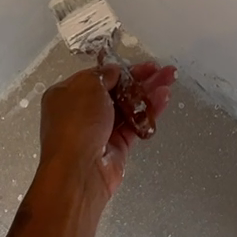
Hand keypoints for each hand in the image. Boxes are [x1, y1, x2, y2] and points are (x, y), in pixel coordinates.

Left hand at [37, 62, 176, 201]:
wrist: (79, 171)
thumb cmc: (77, 123)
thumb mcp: (88, 86)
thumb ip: (105, 74)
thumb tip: (115, 72)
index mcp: (67, 94)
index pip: (97, 77)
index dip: (121, 69)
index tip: (141, 65)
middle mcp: (81, 112)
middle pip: (116, 91)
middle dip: (140, 79)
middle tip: (162, 71)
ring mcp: (99, 131)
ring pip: (128, 107)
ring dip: (148, 93)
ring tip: (169, 80)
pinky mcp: (116, 147)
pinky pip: (135, 124)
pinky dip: (149, 111)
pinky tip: (163, 98)